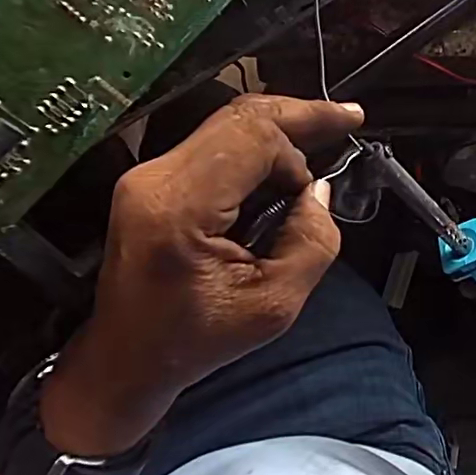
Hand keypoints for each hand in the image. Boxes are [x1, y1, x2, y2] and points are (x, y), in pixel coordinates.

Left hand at [41, 94, 363, 453]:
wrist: (125, 359)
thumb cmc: (193, 341)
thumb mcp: (274, 306)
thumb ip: (312, 242)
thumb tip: (317, 192)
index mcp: (179, 208)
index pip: (252, 138)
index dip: (296, 155)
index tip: (311, 193)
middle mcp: (156, 178)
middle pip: (240, 117)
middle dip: (301, 115)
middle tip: (350, 117)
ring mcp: (150, 174)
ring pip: (230, 122)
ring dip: (283, 127)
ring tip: (328, 129)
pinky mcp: (155, 179)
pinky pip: (218, 141)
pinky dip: (261, 142)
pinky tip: (289, 151)